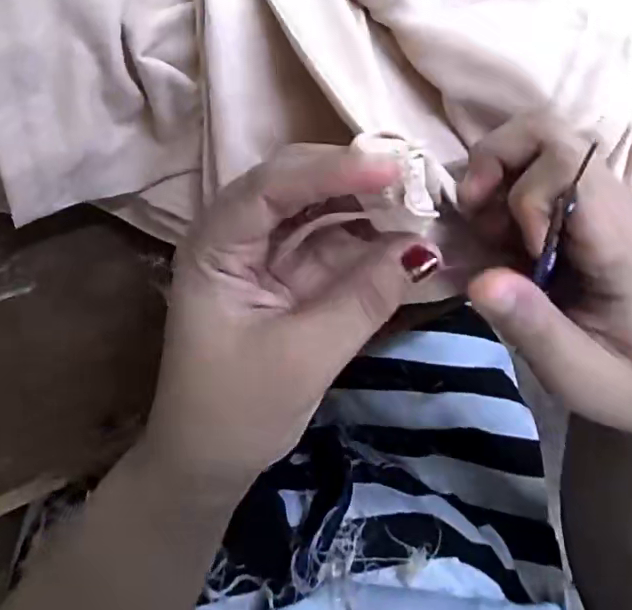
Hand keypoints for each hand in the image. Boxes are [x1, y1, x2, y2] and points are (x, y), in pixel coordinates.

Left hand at [141, 144, 440, 488]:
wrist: (206, 465)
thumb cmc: (237, 413)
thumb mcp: (304, 358)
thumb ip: (363, 299)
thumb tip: (425, 249)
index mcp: (215, 245)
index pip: (271, 187)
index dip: (331, 169)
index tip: (390, 167)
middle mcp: (235, 232)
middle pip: (293, 180)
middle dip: (350, 173)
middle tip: (410, 172)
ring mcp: (263, 248)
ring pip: (315, 202)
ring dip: (363, 197)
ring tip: (415, 193)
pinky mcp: (289, 268)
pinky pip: (330, 236)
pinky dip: (366, 231)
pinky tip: (401, 227)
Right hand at [459, 115, 631, 448]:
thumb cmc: (627, 392)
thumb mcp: (581, 379)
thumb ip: (534, 330)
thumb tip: (480, 278)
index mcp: (624, 242)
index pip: (571, 165)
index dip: (525, 194)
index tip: (516, 249)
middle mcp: (617, 208)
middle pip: (552, 132)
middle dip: (496, 158)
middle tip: (475, 210)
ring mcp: (603, 204)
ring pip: (540, 141)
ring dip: (496, 172)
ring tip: (487, 229)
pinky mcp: (585, 211)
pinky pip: (537, 168)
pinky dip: (502, 188)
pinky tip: (500, 235)